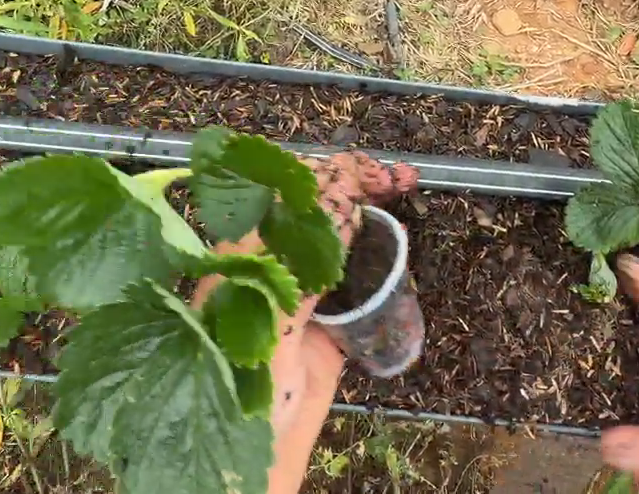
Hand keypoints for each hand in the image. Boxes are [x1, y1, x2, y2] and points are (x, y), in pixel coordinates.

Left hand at [193, 152, 418, 493]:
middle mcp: (268, 268)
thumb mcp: (265, 320)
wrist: (244, 481)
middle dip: (352, 179)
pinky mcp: (325, 330)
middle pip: (312, 206)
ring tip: (400, 186)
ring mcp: (299, 297)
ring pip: (333, 234)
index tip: (375, 175)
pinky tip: (391, 234)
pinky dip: (373, 248)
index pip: (286, 194)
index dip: (330, 175)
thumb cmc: (238, 397)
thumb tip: (337, 194)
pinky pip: (352, 277)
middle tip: (398, 178)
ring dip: (364, 204)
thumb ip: (297, 259)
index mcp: (240, 258)